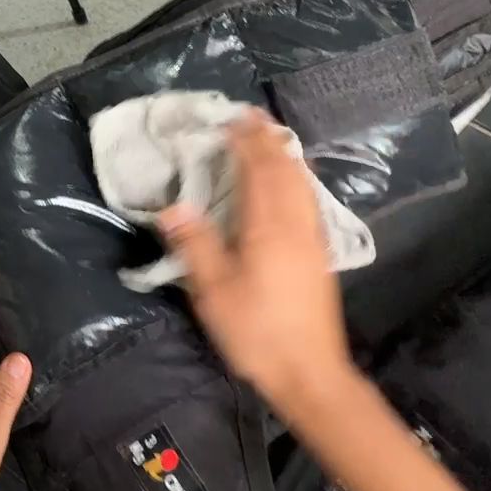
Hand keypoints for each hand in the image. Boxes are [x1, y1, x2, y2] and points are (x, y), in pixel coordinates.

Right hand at [160, 111, 356, 418]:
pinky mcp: (318, 255)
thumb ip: (195, 244)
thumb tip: (172, 208)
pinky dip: (297, 179)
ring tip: (270, 138)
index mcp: (267, 228)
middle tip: (251, 116)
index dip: (246, 142)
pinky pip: (307, 201)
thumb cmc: (256, 331)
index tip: (232, 118)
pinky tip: (291, 183)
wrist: (311, 374)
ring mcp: (312, 240)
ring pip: (301, 185)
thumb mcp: (213, 290)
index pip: (257, 172)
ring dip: (285, 156)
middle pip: (284, 171)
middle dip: (267, 140)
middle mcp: (294, 226)